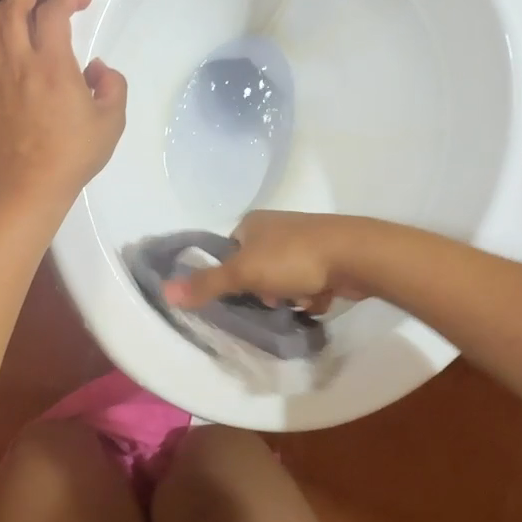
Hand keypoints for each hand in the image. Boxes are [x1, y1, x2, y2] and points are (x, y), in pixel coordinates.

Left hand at [0, 0, 127, 211]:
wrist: (33, 185)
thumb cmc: (75, 154)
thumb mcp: (112, 119)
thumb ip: (112, 85)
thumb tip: (97, 69)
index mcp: (54, 65)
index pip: (54, 13)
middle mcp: (21, 64)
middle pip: (12, 10)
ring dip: (4, 9)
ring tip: (17, 4)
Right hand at [164, 211, 368, 310]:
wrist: (356, 255)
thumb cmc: (294, 258)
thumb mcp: (243, 272)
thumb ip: (207, 284)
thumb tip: (165, 291)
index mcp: (253, 223)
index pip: (230, 252)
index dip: (234, 276)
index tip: (244, 291)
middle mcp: (277, 227)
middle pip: (257, 270)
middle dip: (265, 290)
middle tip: (274, 298)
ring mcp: (305, 241)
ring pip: (284, 280)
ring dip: (290, 296)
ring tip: (302, 299)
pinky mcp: (329, 257)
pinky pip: (310, 283)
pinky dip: (313, 295)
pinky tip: (321, 297)